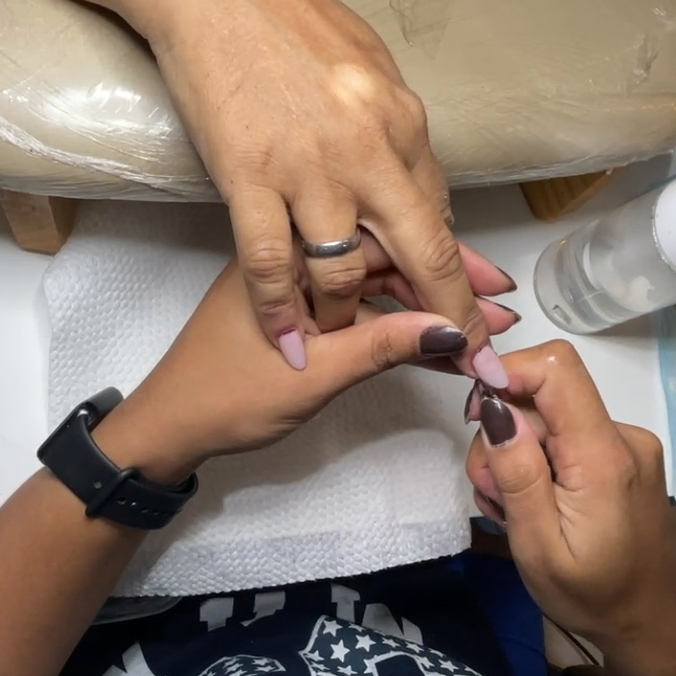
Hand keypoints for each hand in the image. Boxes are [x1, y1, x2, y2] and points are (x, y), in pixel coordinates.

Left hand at [95, 238, 518, 484]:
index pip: (386, 250)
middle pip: (389, 261)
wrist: (172, 424)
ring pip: (379, 286)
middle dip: (448, 287)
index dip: (445, 277)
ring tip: (484, 323)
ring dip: (429, 307)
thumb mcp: (313, 374)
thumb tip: (455, 330)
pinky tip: (436, 339)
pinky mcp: (303, 309)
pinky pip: (361, 308)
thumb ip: (383, 346)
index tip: (494, 301)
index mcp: (293, 253)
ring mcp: (302, 283)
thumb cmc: (229, 396)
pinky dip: (398, 325)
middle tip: (502, 306)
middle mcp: (299, 256)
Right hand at [123, 0, 503, 384]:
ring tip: (342, 338)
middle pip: (423, 249)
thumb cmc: (283, 16)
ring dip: (347, 315)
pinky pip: (271, 263)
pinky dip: (280, 310)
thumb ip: (391, 133)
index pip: (441, 212)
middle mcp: (368, 148)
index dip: (461, 270)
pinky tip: (287, 340)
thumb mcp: (364, 66)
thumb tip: (409, 184)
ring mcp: (308, 166)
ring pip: (345, 268)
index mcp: (400, 119)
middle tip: (470, 363)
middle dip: (449, 313)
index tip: (476, 308)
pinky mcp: (249, 178)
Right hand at [463, 342, 675, 647]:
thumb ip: (517, 473)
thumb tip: (494, 407)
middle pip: (539, 398)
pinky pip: (560, 434)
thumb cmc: (589, 594)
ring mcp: (623, 442)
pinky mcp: (617, 452)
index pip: (556, 370)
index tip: (477, 417)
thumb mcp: (537, 545)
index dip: (507, 372)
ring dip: (514, 455)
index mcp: (604, 457)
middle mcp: (622, 436)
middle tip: (496, 496)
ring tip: (516, 509)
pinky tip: (536, 502)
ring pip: (543, 417)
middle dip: (501, 437)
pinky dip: (536, 461)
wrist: (644, 622)